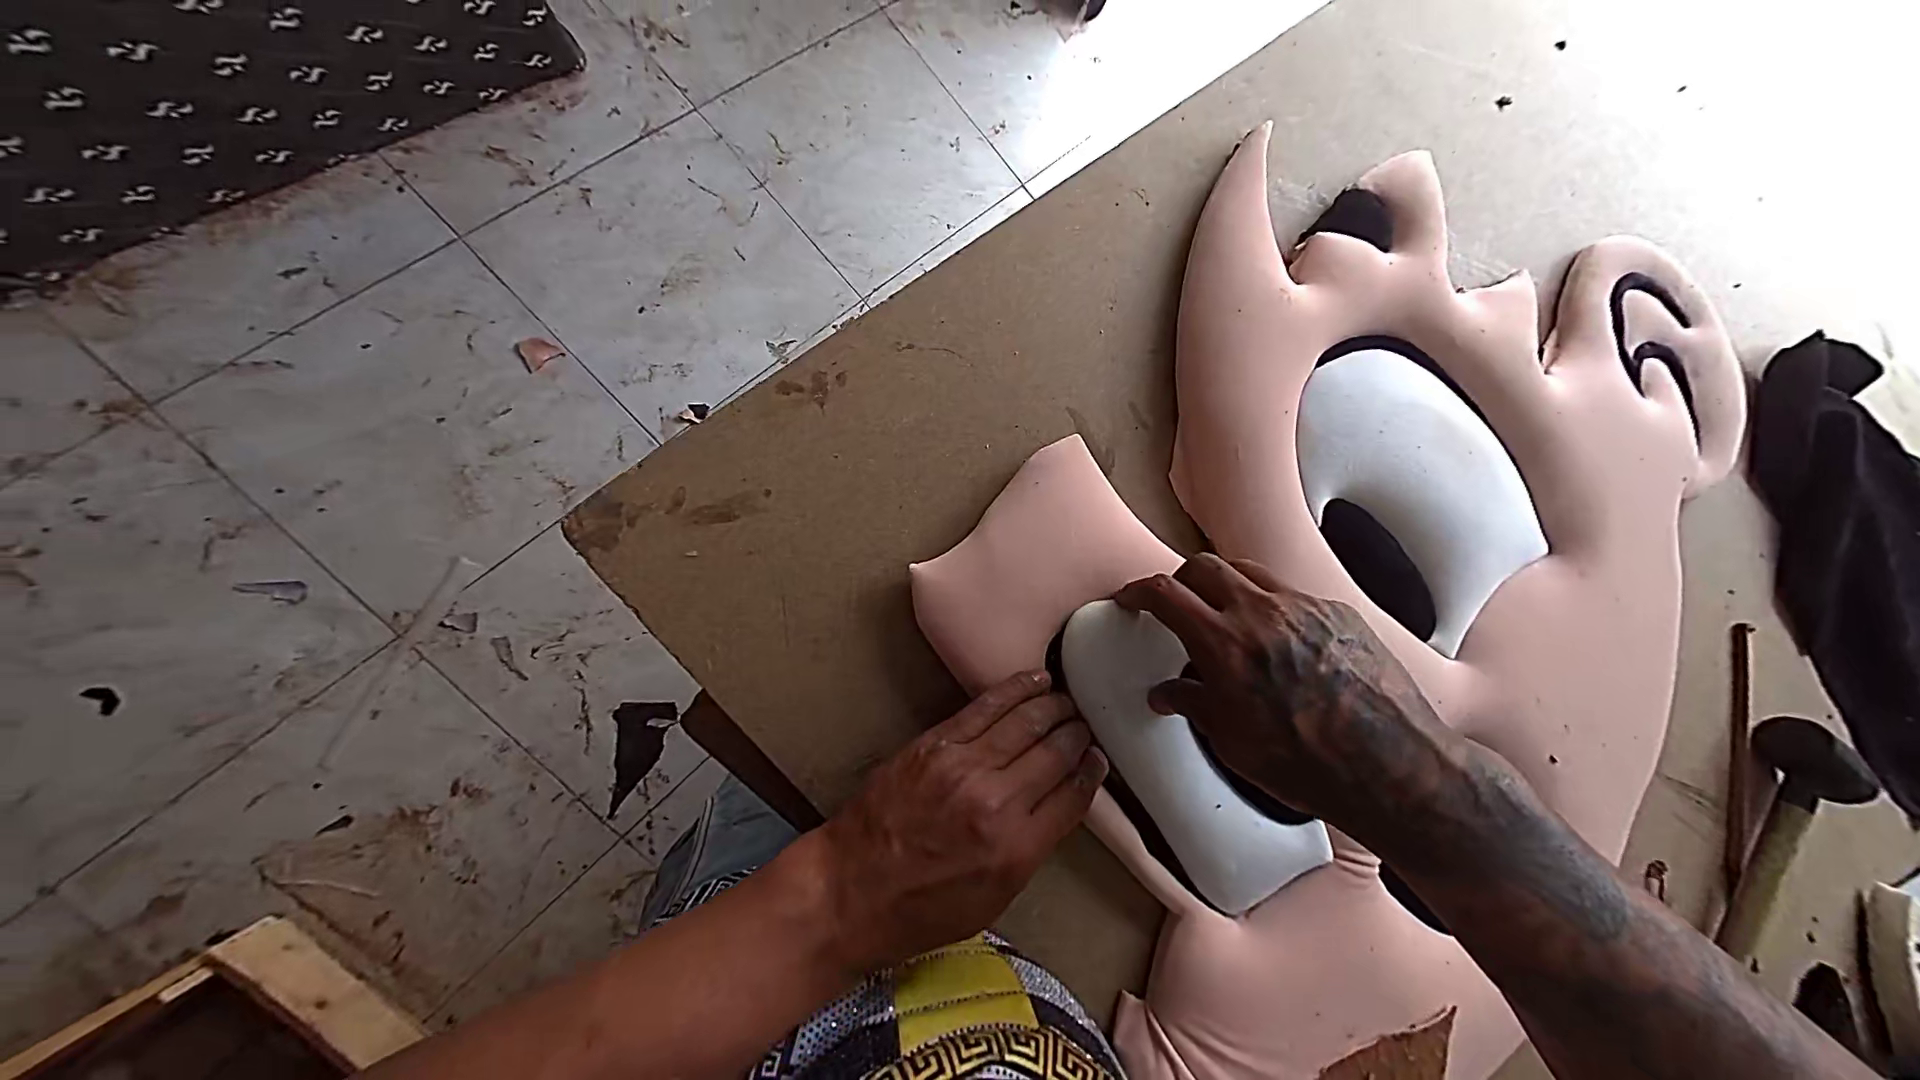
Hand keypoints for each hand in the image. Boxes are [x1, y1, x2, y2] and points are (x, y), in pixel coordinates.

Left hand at [805, 671, 1107, 973]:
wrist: (852, 888)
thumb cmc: (924, 908)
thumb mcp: (996, 898)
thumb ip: (1033, 845)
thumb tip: (1059, 799)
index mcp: (1018, 848)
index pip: (1074, 795)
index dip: (1092, 772)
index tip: (1097, 758)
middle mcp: (997, 801)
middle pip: (1055, 752)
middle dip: (1076, 734)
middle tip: (1084, 723)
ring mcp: (964, 766)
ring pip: (1025, 722)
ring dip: (1053, 706)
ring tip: (1066, 699)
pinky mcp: (936, 743)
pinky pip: (985, 706)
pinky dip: (1015, 689)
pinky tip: (1035, 680)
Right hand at [1114, 554, 1463, 848]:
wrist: (1394, 769)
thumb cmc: (1312, 762)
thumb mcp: (1230, 740)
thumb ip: (1192, 704)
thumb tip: (1168, 694)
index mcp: (1223, 643)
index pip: (1163, 593)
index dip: (1138, 591)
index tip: (1132, 598)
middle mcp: (1260, 613)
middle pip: (1203, 565)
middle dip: (1180, 579)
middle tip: (1176, 602)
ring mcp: (1303, 607)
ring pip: (1247, 570)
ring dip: (1224, 583)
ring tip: (1223, 613)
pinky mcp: (1337, 613)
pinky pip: (1289, 592)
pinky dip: (1268, 603)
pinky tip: (1275, 637)